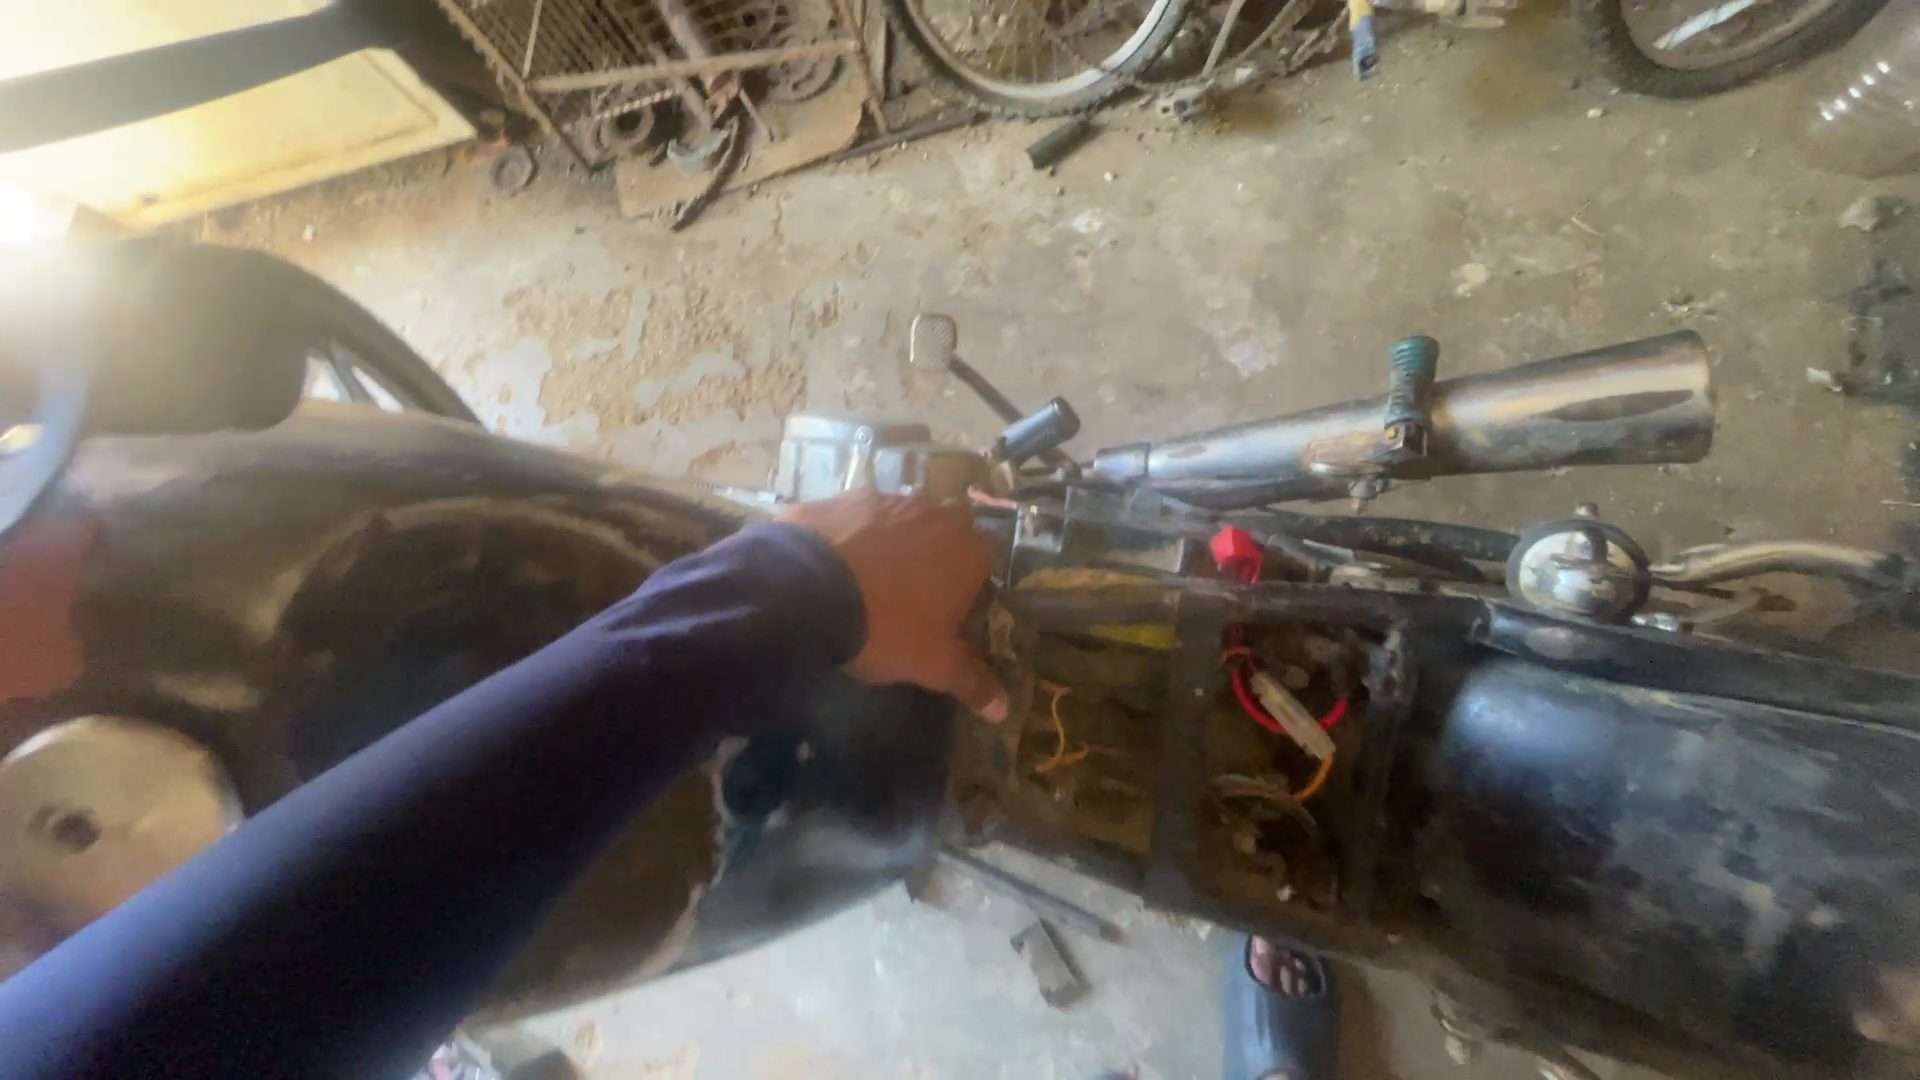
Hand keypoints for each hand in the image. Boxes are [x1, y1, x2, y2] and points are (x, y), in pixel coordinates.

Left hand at [779, 490, 1007, 721]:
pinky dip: (854, 534)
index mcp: (968, 549)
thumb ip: (971, 681)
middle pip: (948, 528)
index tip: (960, 599)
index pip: (991, 551)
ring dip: (896, 539)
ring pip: (904, 516)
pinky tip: (837, 562)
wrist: (807, 590)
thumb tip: (1003, 710)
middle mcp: (935, 513)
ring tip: (874, 576)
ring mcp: (888, 499)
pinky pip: (859, 515)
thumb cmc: (887, 627)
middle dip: (938, 552)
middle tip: (917, 589)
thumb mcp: (932, 663)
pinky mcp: (843, 497)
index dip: (977, 574)